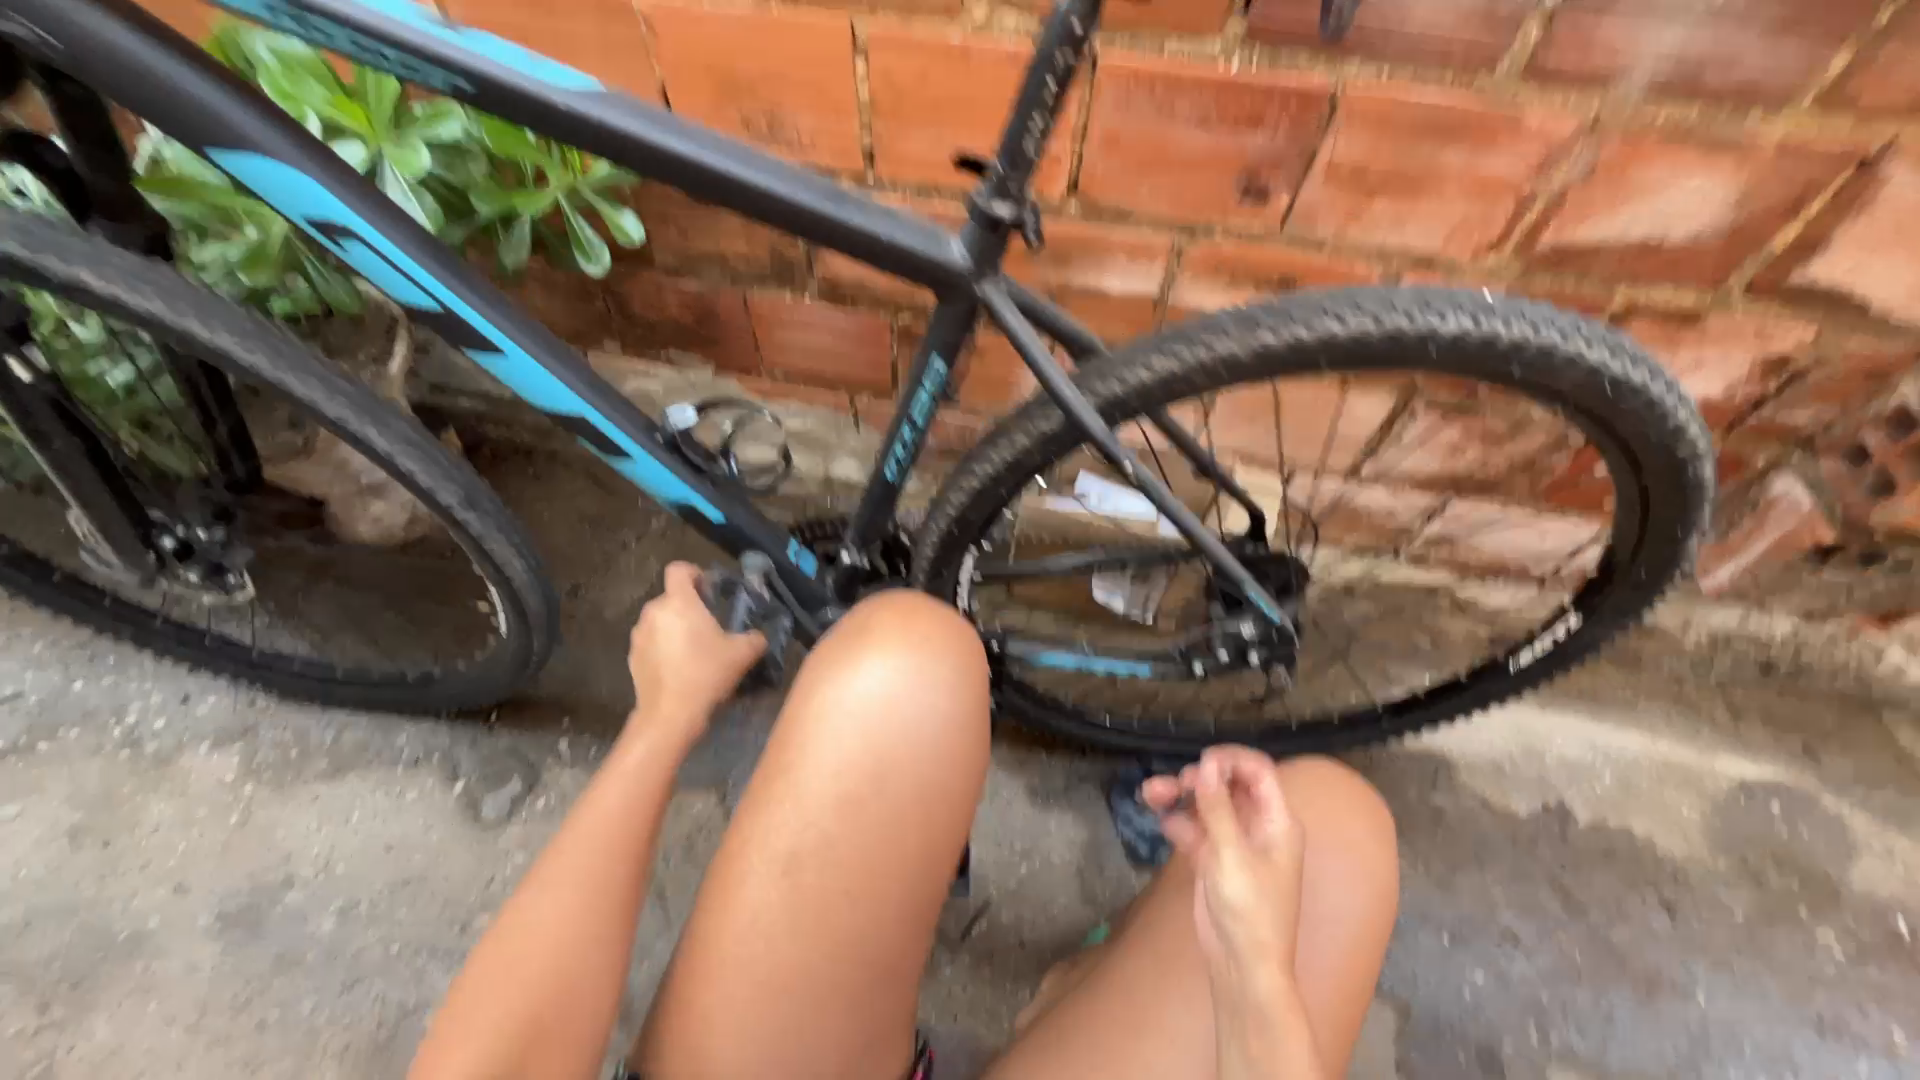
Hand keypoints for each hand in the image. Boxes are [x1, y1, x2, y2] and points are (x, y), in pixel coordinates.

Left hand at [625, 562, 765, 746]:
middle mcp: (654, 612)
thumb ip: (754, 638)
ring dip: (675, 628)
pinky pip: (651, 643)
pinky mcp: (632, 657)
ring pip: (660, 621)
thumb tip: (758, 636)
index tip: (708, 589)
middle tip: (710, 627)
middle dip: (689, 607)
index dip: (694, 573)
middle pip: (671, 598)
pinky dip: (664, 648)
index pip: (679, 569)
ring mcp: (639, 635)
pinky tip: (680, 669)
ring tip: (694, 651)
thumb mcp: (743, 654)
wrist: (670, 714)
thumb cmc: (707, 673)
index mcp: (679, 602)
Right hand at [1142, 746, 1305, 993]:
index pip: (1257, 771)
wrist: (1242, 965)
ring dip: (1180, 796)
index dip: (1229, 759)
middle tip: (1174, 784)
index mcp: (1276, 821)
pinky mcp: (1213, 859)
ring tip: (1150, 794)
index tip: (1199, 762)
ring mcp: (1234, 842)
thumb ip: (1217, 807)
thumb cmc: (1250, 910)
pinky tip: (1163, 824)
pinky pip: (1194, 828)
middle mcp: (1256, 826)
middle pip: (1227, 784)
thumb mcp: (1231, 854)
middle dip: (1197, 778)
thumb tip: (1207, 764)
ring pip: (1205, 805)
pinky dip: (1178, 821)